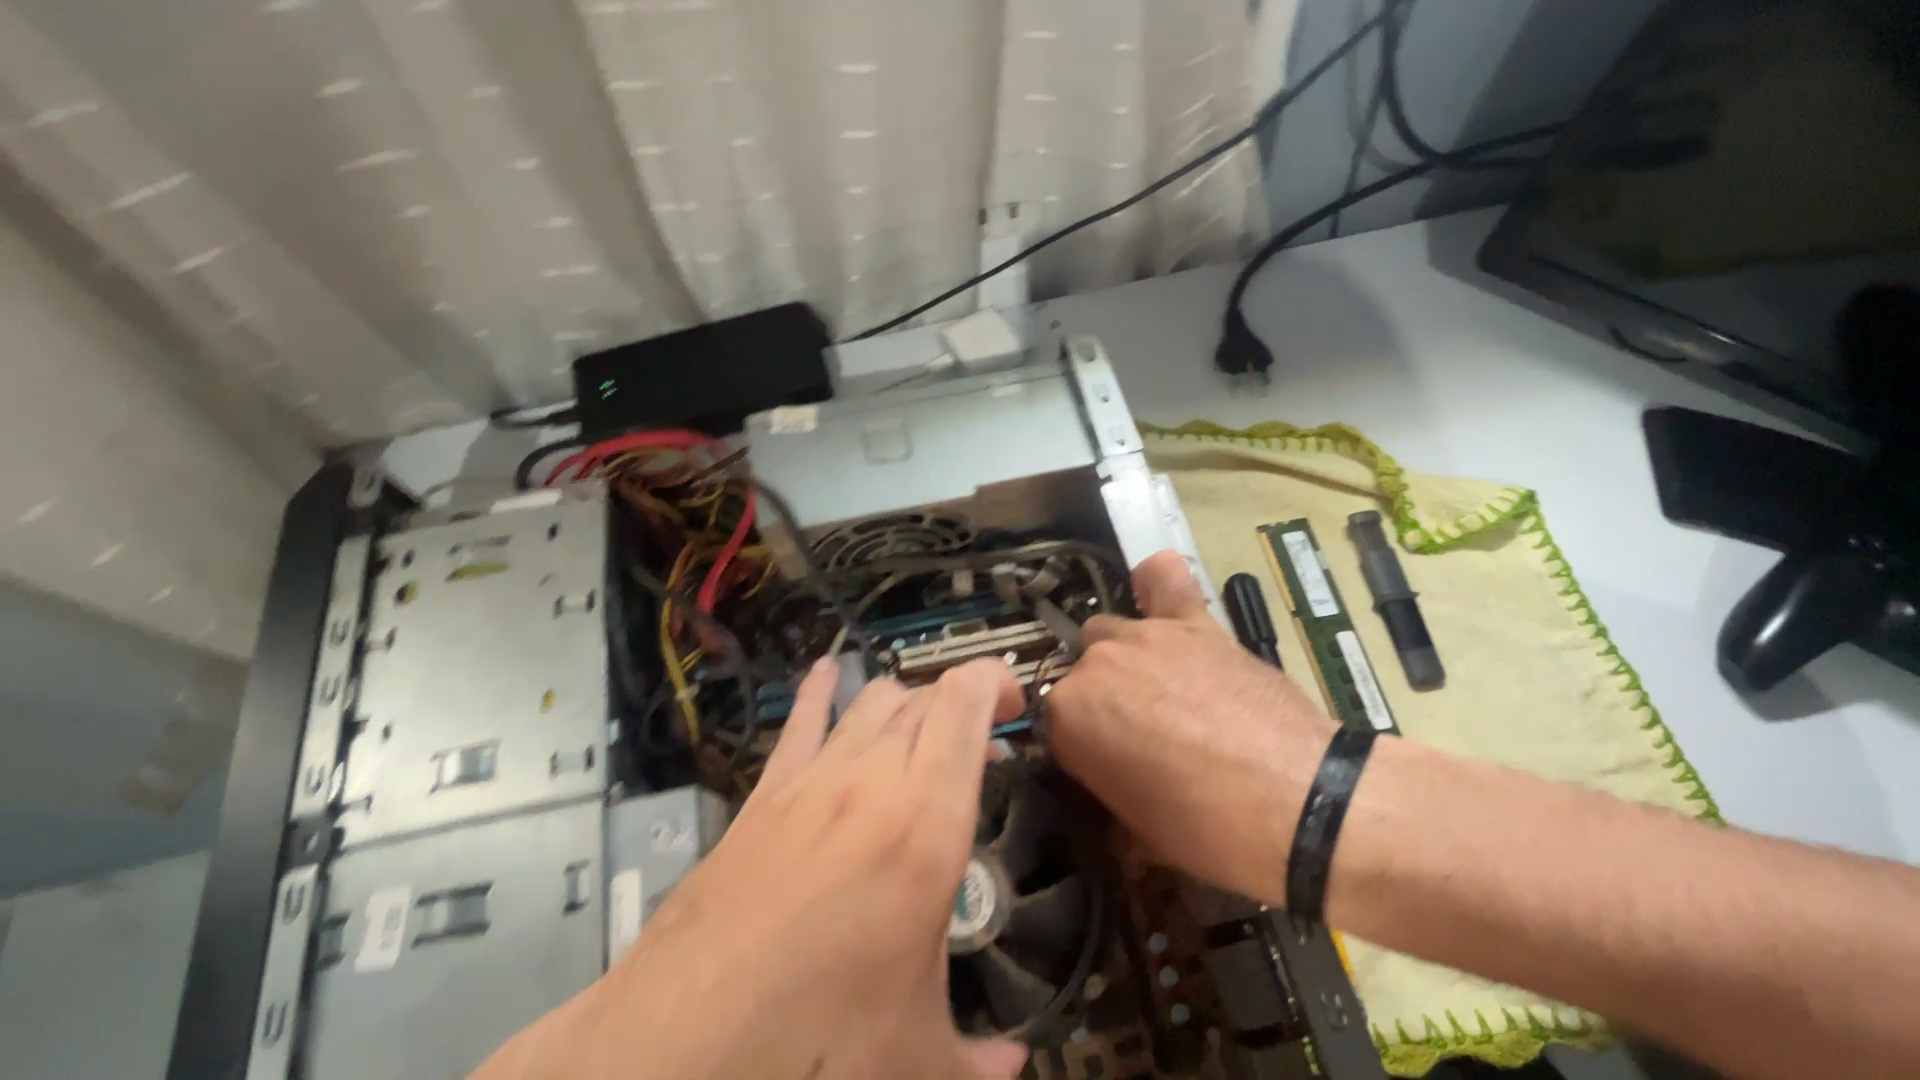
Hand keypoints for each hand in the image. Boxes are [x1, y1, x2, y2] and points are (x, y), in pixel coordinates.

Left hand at [473, 658, 1031, 1079]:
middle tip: (983, 742)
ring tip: (923, 728)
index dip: (993, 680)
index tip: (1015, 700)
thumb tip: (1014, 1073)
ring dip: (905, 703)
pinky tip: (826, 673)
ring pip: (868, 701)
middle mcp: (871, 781)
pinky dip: (818, 692)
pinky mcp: (763, 796)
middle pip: (922, 699)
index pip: (964, 706)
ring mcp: (811, 781)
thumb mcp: (918, 1057)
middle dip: (960, 704)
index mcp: (927, 825)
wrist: (687, 1035)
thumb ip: (979, 1061)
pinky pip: (797, 723)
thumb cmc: (819, 1037)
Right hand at [1046, 551, 1336, 906]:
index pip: (1052, 723)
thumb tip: (1109, 784)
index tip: (1104, 767)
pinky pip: (1164, 580)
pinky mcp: (1195, 624)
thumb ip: (1105, 784)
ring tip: (1163, 689)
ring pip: (1110, 632)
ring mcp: (1145, 637)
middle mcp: (1095, 666)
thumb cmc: (1209, 830)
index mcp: (1068, 718)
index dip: (1079, 747)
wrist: (1299, 803)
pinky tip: (1159, 597)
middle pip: (1080, 674)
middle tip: (1139, 738)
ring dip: (1125, 657)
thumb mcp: (1137, 829)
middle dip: (1100, 703)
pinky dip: (1157, 585)